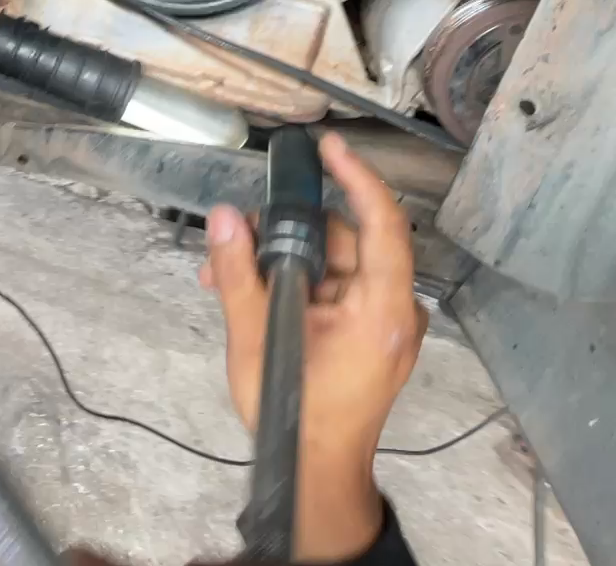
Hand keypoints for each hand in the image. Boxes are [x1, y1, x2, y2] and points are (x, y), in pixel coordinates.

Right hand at [200, 131, 427, 562]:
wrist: (313, 467)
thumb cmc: (294, 408)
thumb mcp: (256, 337)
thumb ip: (238, 272)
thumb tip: (225, 215)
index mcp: (381, 311)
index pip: (382, 227)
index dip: (358, 179)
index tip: (329, 147)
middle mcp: (390, 309)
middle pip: (343, 240)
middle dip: (285, 231)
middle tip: (235, 238)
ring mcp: (379, 319)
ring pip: (329, 258)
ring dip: (278, 257)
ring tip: (225, 271)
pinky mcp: (363, 327)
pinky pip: (327, 282)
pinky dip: (290, 278)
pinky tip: (246, 287)